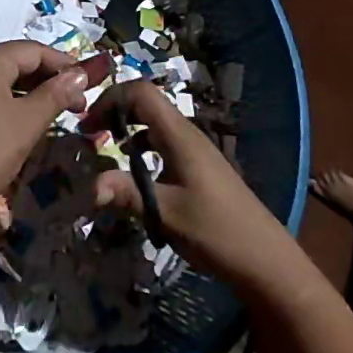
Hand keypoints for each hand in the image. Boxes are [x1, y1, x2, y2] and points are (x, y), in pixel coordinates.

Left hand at [0, 41, 87, 225]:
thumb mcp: (28, 123)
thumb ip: (56, 94)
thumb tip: (80, 74)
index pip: (34, 50)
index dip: (65, 65)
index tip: (89, 86)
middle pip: (18, 61)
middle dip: (50, 80)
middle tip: (77, 105)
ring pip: (4, 79)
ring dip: (33, 93)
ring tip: (58, 115)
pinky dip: (12, 102)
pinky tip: (27, 123)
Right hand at [82, 82, 294, 287]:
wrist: (265, 260)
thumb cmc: (217, 231)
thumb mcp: (167, 213)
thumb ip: (127, 194)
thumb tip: (87, 187)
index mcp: (180, 136)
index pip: (141, 92)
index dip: (111, 98)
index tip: (88, 124)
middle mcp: (186, 135)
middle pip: (146, 104)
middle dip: (114, 112)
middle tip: (89, 136)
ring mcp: (194, 151)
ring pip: (153, 126)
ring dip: (127, 131)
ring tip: (104, 153)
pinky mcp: (197, 169)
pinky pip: (162, 145)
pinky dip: (141, 151)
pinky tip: (133, 176)